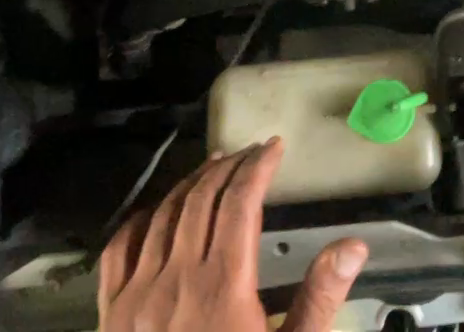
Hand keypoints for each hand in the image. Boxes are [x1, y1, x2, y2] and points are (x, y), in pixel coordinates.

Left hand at [98, 138, 367, 331]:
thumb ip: (319, 299)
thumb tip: (353, 245)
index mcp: (223, 286)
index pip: (241, 202)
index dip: (258, 167)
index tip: (274, 147)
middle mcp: (177, 279)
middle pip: (203, 198)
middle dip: (229, 166)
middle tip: (250, 153)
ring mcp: (137, 296)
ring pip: (164, 214)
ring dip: (191, 183)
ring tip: (214, 167)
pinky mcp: (110, 315)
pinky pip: (119, 249)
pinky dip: (142, 218)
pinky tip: (157, 210)